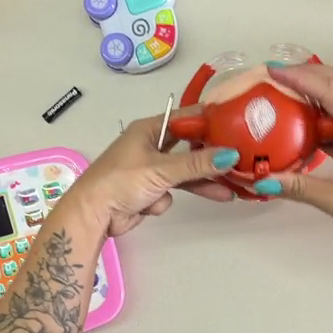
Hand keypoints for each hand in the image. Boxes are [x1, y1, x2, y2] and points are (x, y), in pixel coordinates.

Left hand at [59, 114, 239, 237]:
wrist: (93, 214)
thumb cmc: (122, 180)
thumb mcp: (162, 170)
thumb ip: (197, 164)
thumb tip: (231, 155)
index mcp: (149, 129)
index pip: (187, 118)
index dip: (211, 122)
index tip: (238, 125)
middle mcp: (151, 145)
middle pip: (189, 148)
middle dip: (210, 159)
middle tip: (239, 162)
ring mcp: (150, 169)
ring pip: (184, 174)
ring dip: (198, 184)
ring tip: (228, 193)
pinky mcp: (149, 191)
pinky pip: (170, 191)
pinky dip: (163, 200)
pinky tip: (151, 206)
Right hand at [253, 63, 332, 240]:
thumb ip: (297, 187)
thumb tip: (262, 180)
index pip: (330, 91)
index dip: (301, 78)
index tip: (275, 71)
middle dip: (310, 71)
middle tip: (280, 73)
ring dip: (318, 84)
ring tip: (288, 86)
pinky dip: (323, 106)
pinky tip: (302, 116)